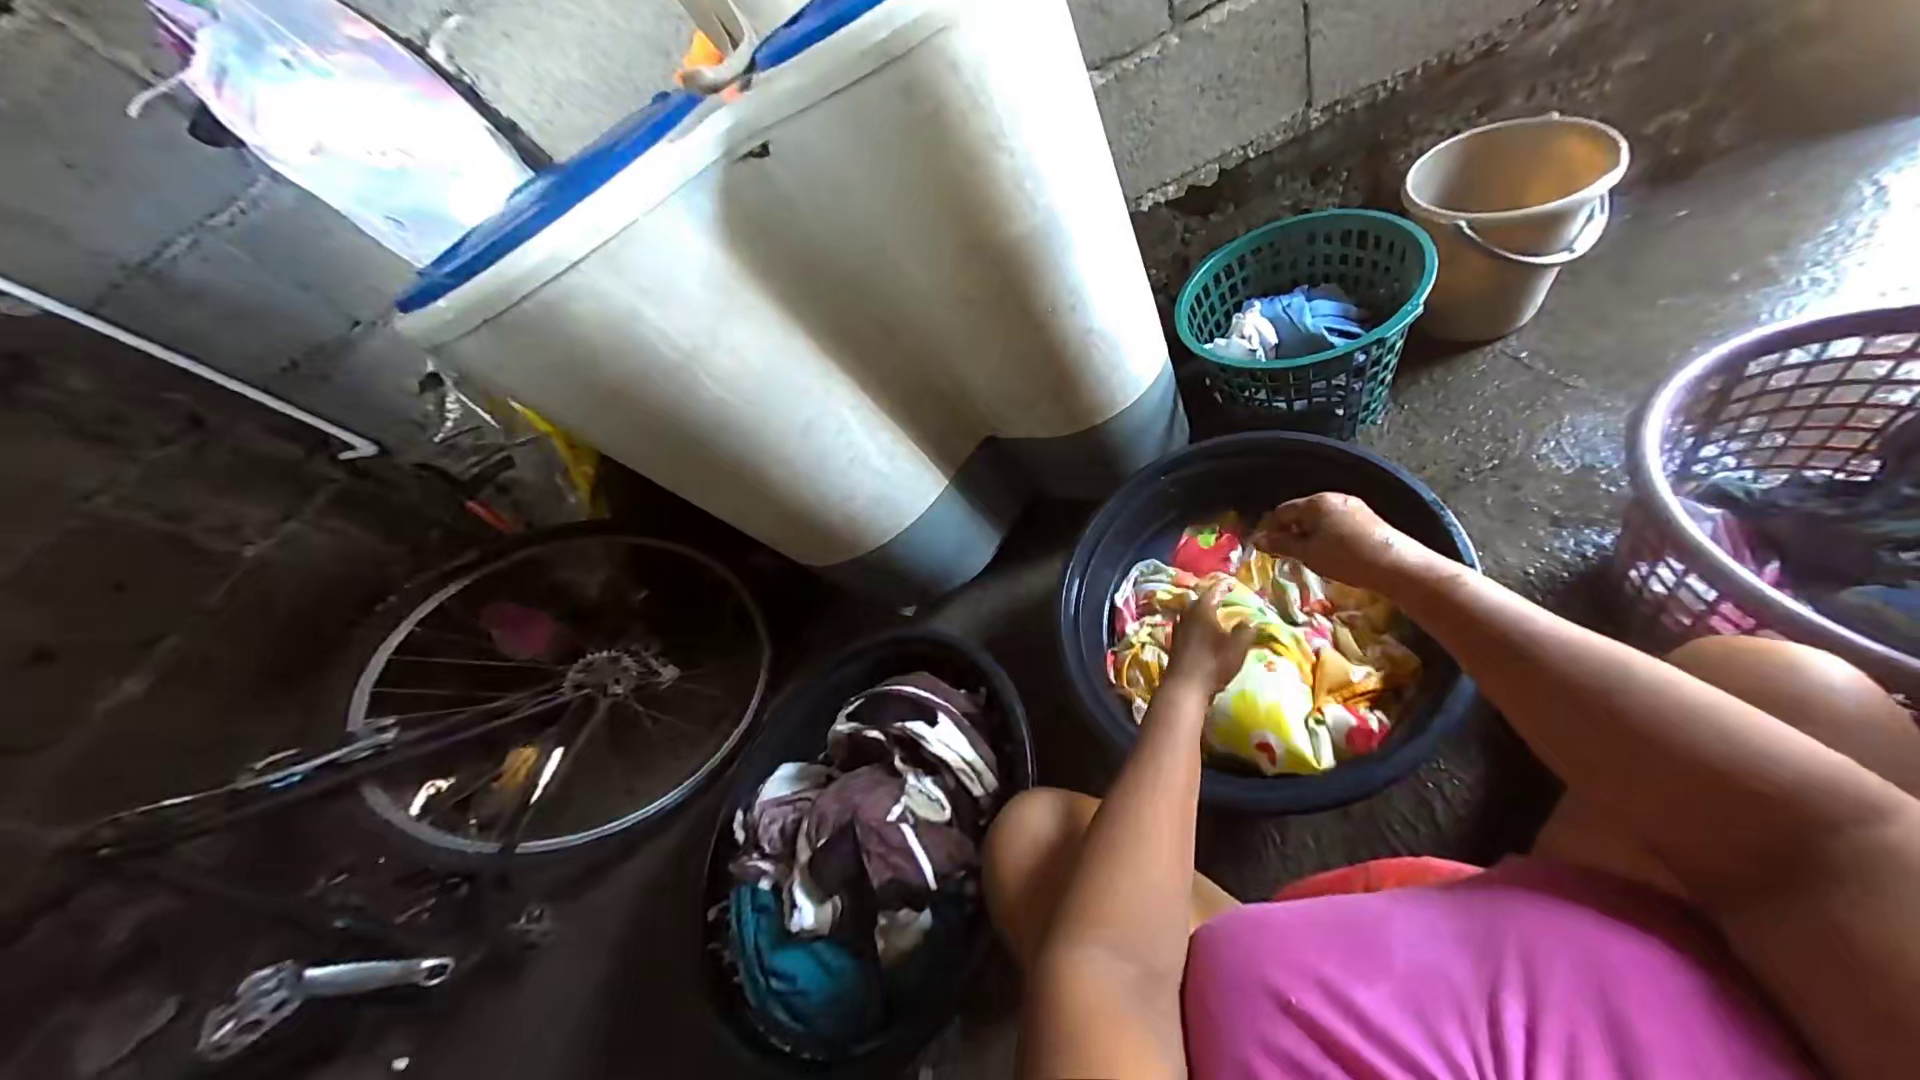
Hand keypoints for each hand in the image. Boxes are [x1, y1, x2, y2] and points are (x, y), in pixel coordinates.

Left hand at [1164, 579, 1257, 694]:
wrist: (1185, 686)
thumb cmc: (1214, 662)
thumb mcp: (1237, 646)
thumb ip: (1245, 630)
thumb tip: (1249, 620)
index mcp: (1202, 610)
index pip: (1213, 591)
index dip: (1224, 586)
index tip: (1232, 583)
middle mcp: (1187, 615)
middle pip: (1198, 601)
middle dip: (1210, 598)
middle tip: (1221, 597)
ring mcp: (1178, 629)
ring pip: (1190, 614)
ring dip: (1201, 612)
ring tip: (1213, 614)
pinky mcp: (1174, 643)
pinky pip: (1187, 627)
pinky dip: (1196, 625)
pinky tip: (1202, 632)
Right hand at [1251, 492, 1439, 593]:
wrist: (1396, 566)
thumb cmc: (1344, 557)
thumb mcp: (1307, 553)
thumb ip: (1280, 544)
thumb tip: (1256, 539)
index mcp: (1315, 502)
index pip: (1281, 512)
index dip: (1270, 529)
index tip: (1267, 548)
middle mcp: (1333, 497)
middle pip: (1301, 512)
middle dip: (1291, 531)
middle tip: (1287, 554)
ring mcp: (1353, 506)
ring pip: (1320, 518)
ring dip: (1310, 534)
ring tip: (1310, 555)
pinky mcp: (1368, 518)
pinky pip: (1337, 522)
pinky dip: (1328, 535)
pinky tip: (1332, 553)